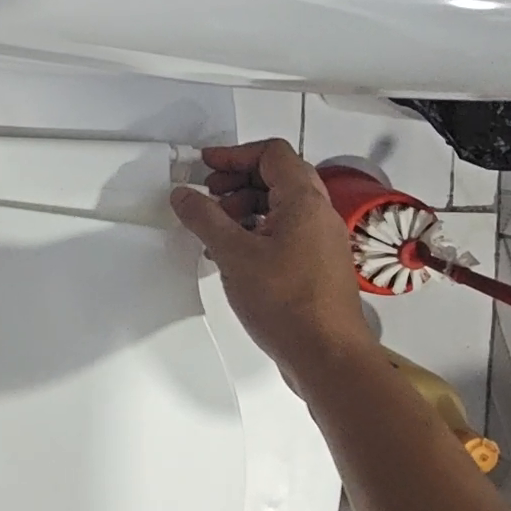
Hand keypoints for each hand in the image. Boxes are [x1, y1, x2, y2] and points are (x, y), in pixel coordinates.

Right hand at [169, 138, 371, 384]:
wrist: (328, 356)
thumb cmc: (283, 300)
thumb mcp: (233, 254)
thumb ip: (204, 218)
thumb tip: (182, 193)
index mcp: (304, 201)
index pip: (272, 153)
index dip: (235, 154)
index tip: (203, 167)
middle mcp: (319, 214)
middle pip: (278, 176)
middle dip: (238, 180)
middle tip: (207, 197)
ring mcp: (321, 240)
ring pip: (281, 205)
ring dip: (245, 206)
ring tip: (215, 229)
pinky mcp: (317, 264)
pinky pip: (285, 230)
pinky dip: (256, 229)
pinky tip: (232, 253)